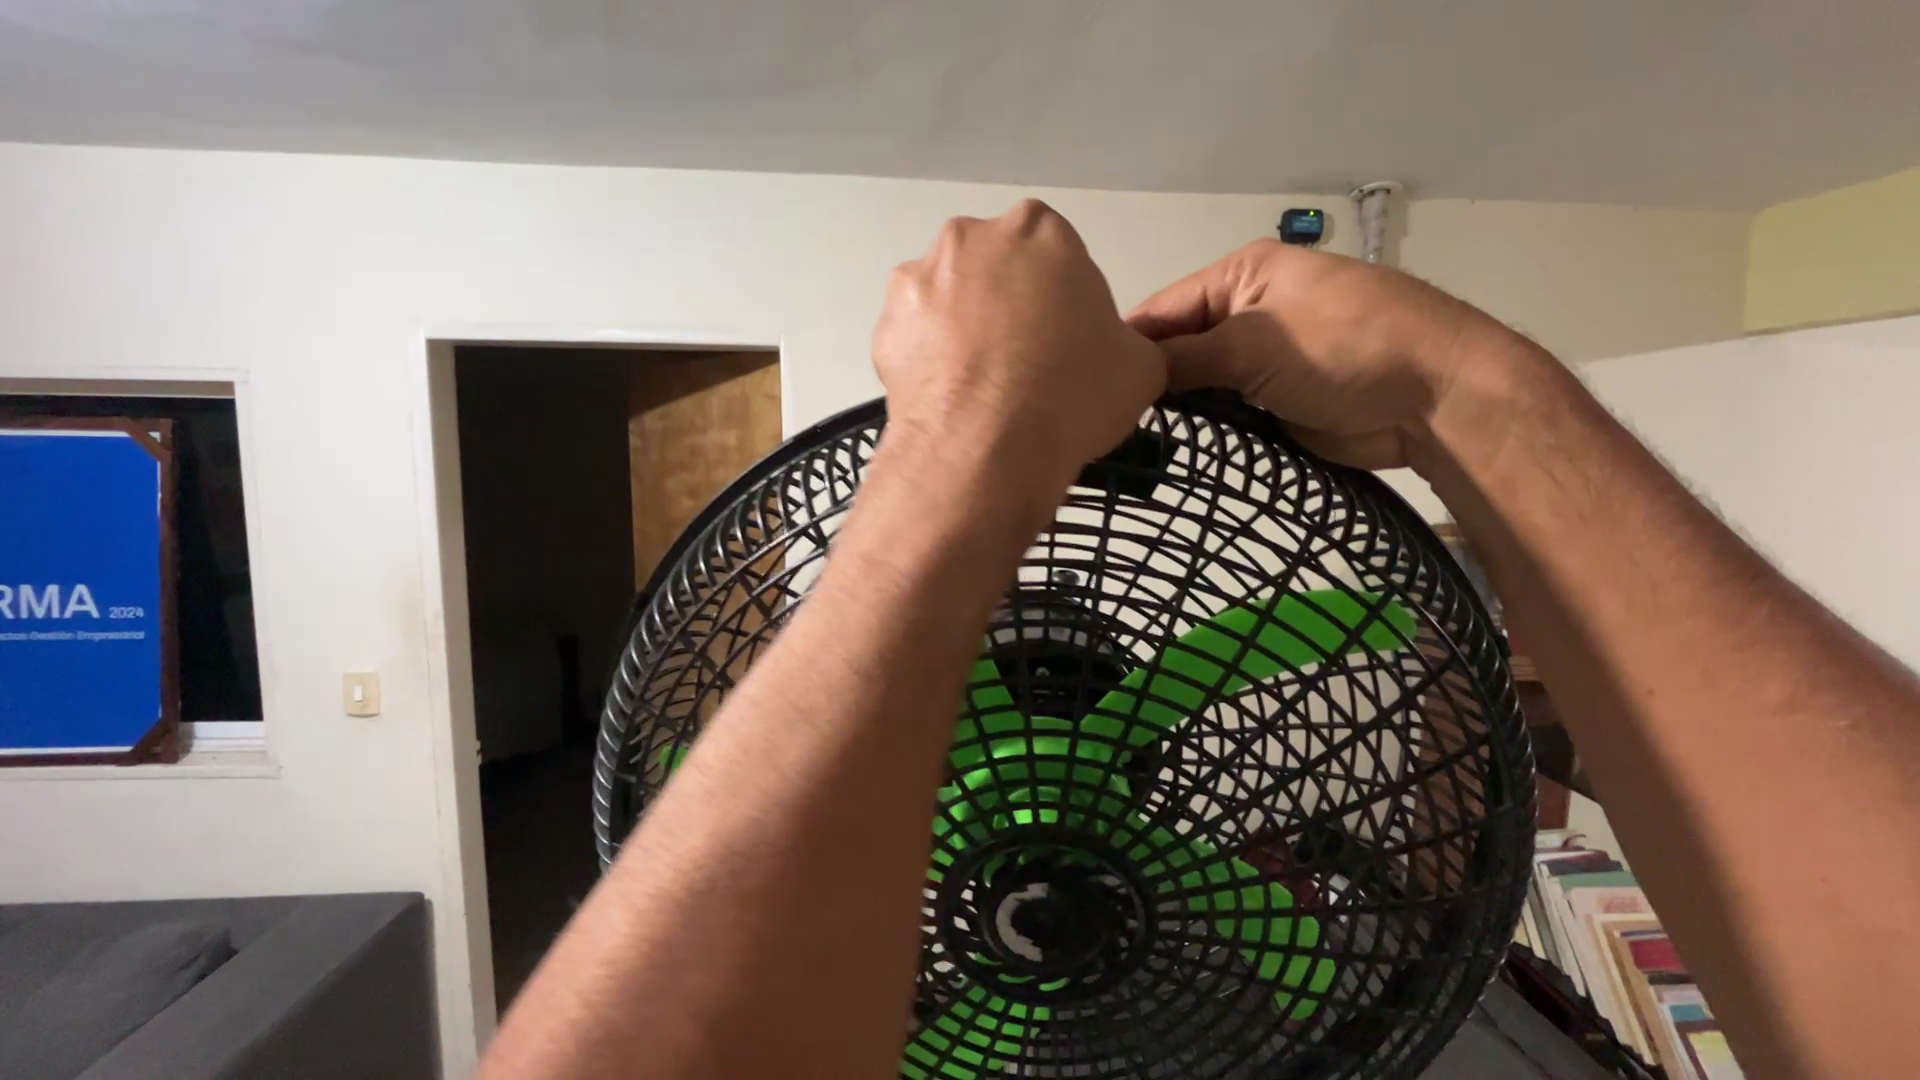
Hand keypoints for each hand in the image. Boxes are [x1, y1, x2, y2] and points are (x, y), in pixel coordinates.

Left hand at [874, 200, 1166, 495]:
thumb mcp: (1139, 368)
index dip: (1061, 302)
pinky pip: (915, 340)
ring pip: (947, 301)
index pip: (1055, 257)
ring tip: (980, 389)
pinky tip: (949, 399)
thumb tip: (1109, 354)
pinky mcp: (885, 327)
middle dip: (1006, 307)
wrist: (988, 450)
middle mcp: (970, 238)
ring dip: (962, 331)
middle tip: (1022, 366)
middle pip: (994, 270)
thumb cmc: (1072, 395)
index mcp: (1039, 230)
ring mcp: (919, 280)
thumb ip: (1125, 341)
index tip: (1063, 346)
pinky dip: (928, 362)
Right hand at [1127, 239, 1530, 471]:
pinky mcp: (1273, 401)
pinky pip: (1222, 412)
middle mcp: (1246, 312)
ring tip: (1120, 439)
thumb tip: (1125, 377)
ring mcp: (1261, 359)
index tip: (1082, 384)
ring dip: (1170, 409)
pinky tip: (1166, 448)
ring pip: (1196, 384)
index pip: (1162, 309)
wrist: (1434, 399)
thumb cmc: (1344, 348)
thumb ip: (1182, 361)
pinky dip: (1199, 428)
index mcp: (1242, 275)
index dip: (1124, 346)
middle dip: (1143, 381)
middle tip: (1096, 420)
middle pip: (1176, 347)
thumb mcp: (1252, 344)